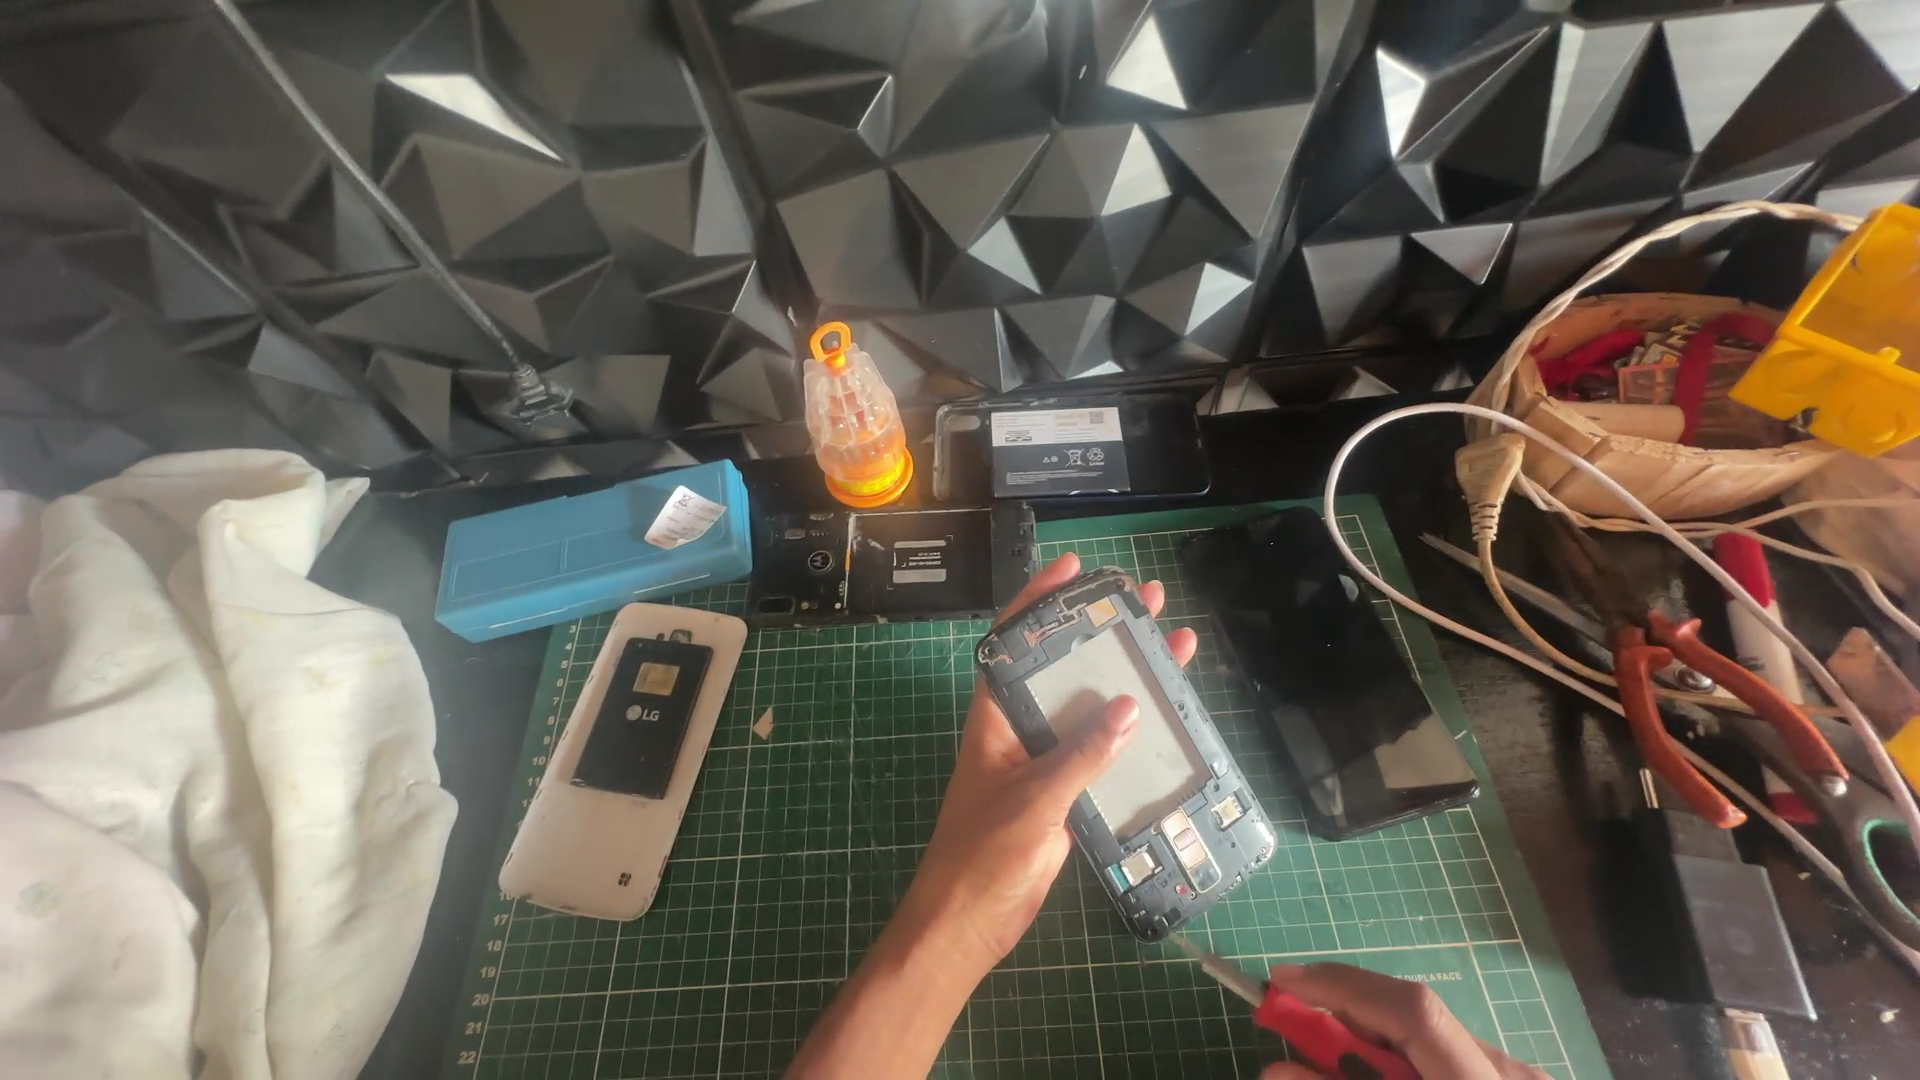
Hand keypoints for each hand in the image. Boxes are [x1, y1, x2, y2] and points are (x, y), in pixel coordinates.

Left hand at [898, 552, 1198, 974]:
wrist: (969, 922)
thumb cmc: (981, 854)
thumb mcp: (1032, 799)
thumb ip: (1079, 755)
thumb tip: (1129, 707)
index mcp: (996, 716)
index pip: (1013, 642)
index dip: (1040, 600)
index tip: (1073, 568)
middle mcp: (1021, 727)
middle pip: (1062, 666)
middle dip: (1100, 630)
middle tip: (1144, 600)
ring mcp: (1045, 759)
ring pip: (1088, 707)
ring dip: (1124, 678)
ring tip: (1170, 642)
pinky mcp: (1066, 791)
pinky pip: (1102, 751)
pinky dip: (1130, 734)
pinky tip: (1164, 718)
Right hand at [1258, 964, 1547, 1079]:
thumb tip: (1274, 1070)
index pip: (1413, 1010)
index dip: (1340, 986)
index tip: (1279, 984)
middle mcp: (1512, 1076)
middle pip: (1413, 1016)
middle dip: (1344, 1016)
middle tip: (1293, 1030)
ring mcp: (1521, 1079)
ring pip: (1426, 1035)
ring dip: (1370, 1042)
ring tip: (1337, 1067)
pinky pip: (1444, 1052)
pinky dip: (1401, 1060)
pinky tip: (1382, 1076)